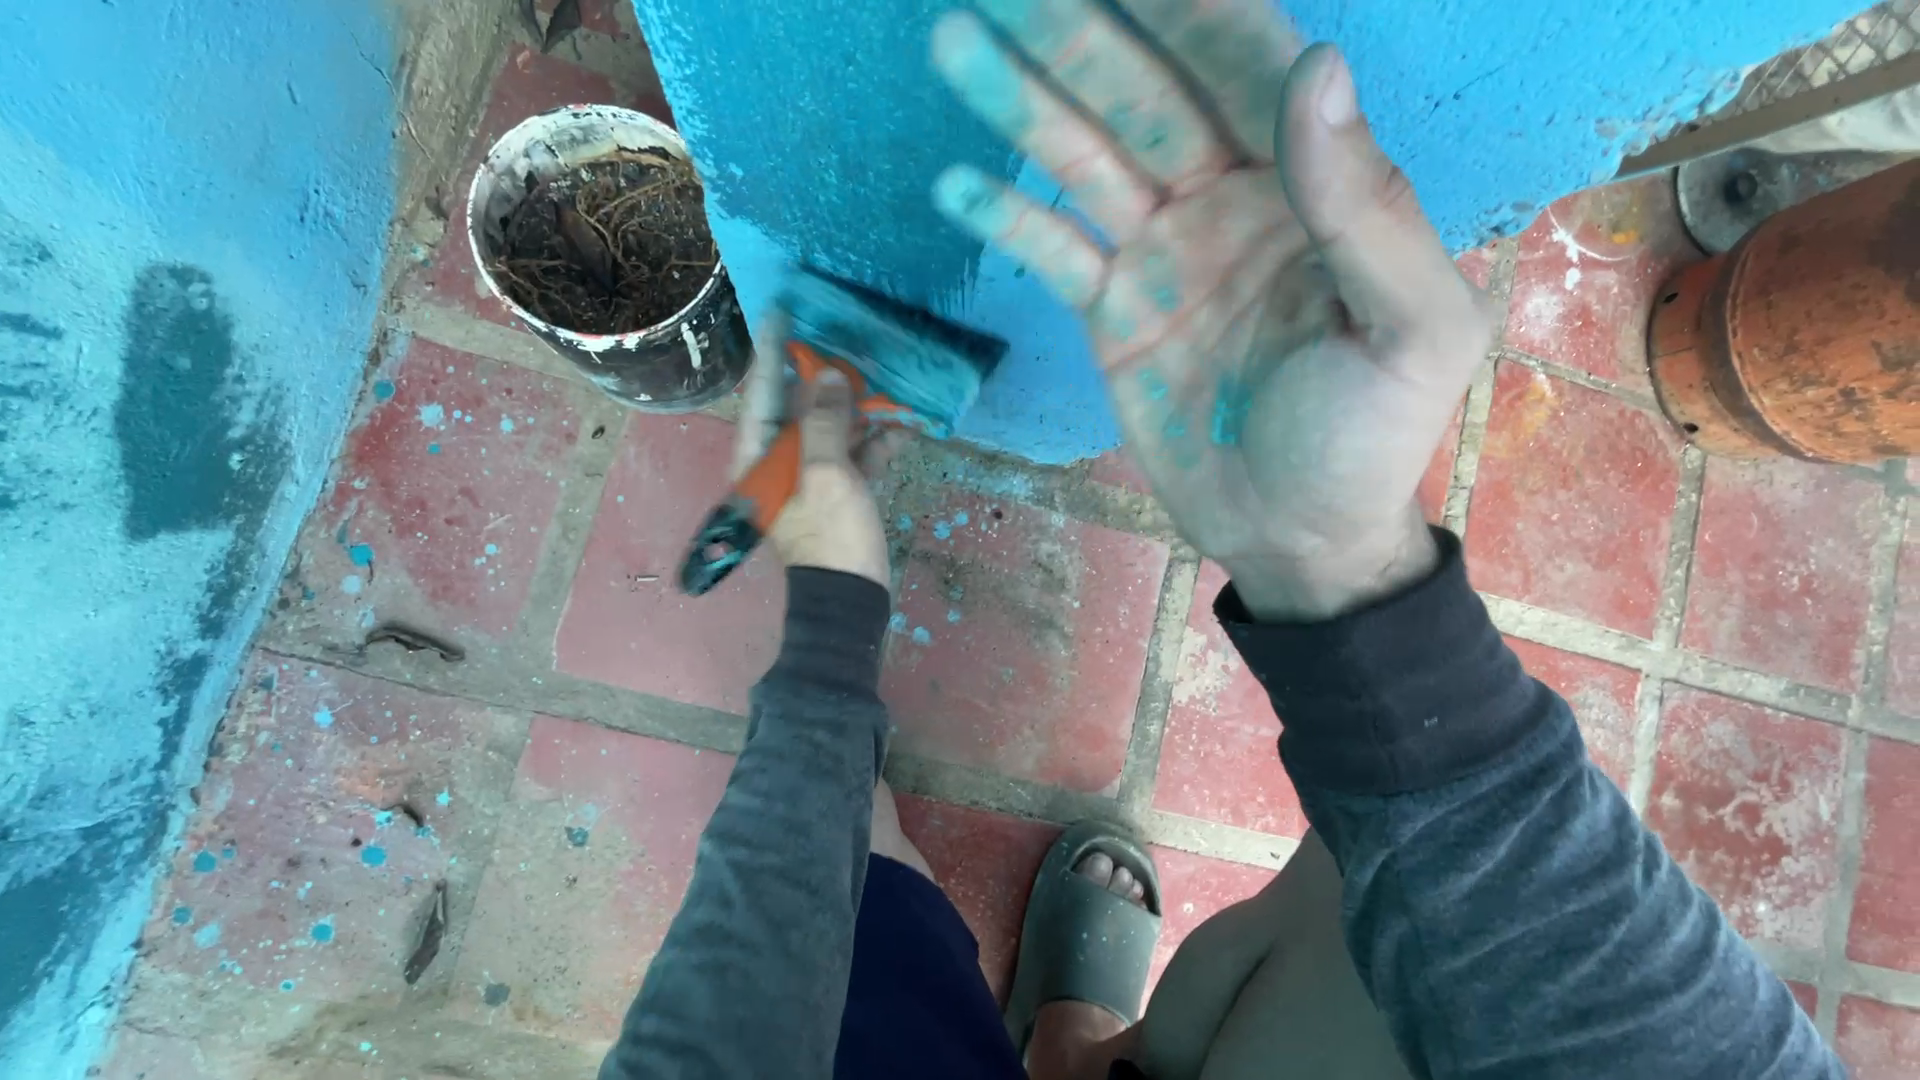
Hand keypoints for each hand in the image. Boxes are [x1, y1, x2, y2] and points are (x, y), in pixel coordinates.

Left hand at [731, 322, 899, 587]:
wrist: (851, 599)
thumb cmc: (832, 536)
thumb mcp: (826, 474)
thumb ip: (824, 422)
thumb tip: (829, 375)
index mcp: (760, 459)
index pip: (762, 395)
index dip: (772, 354)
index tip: (780, 313)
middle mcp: (780, 463)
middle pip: (799, 408)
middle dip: (828, 380)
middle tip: (848, 342)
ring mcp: (810, 478)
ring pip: (832, 430)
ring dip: (860, 411)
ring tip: (887, 382)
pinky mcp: (839, 492)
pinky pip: (855, 456)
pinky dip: (876, 443)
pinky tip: (904, 428)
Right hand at [929, 0, 1496, 618]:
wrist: (1293, 533)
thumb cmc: (1366, 442)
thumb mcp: (1409, 334)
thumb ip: (1368, 209)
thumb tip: (1316, 66)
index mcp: (1313, 184)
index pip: (1243, 63)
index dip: (1183, 6)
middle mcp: (1229, 197)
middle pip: (1143, 94)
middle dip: (1077, 32)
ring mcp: (1161, 252)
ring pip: (1083, 160)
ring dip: (1020, 104)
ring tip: (953, 41)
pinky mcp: (1113, 310)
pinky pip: (1054, 252)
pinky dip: (1009, 221)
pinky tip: (957, 186)